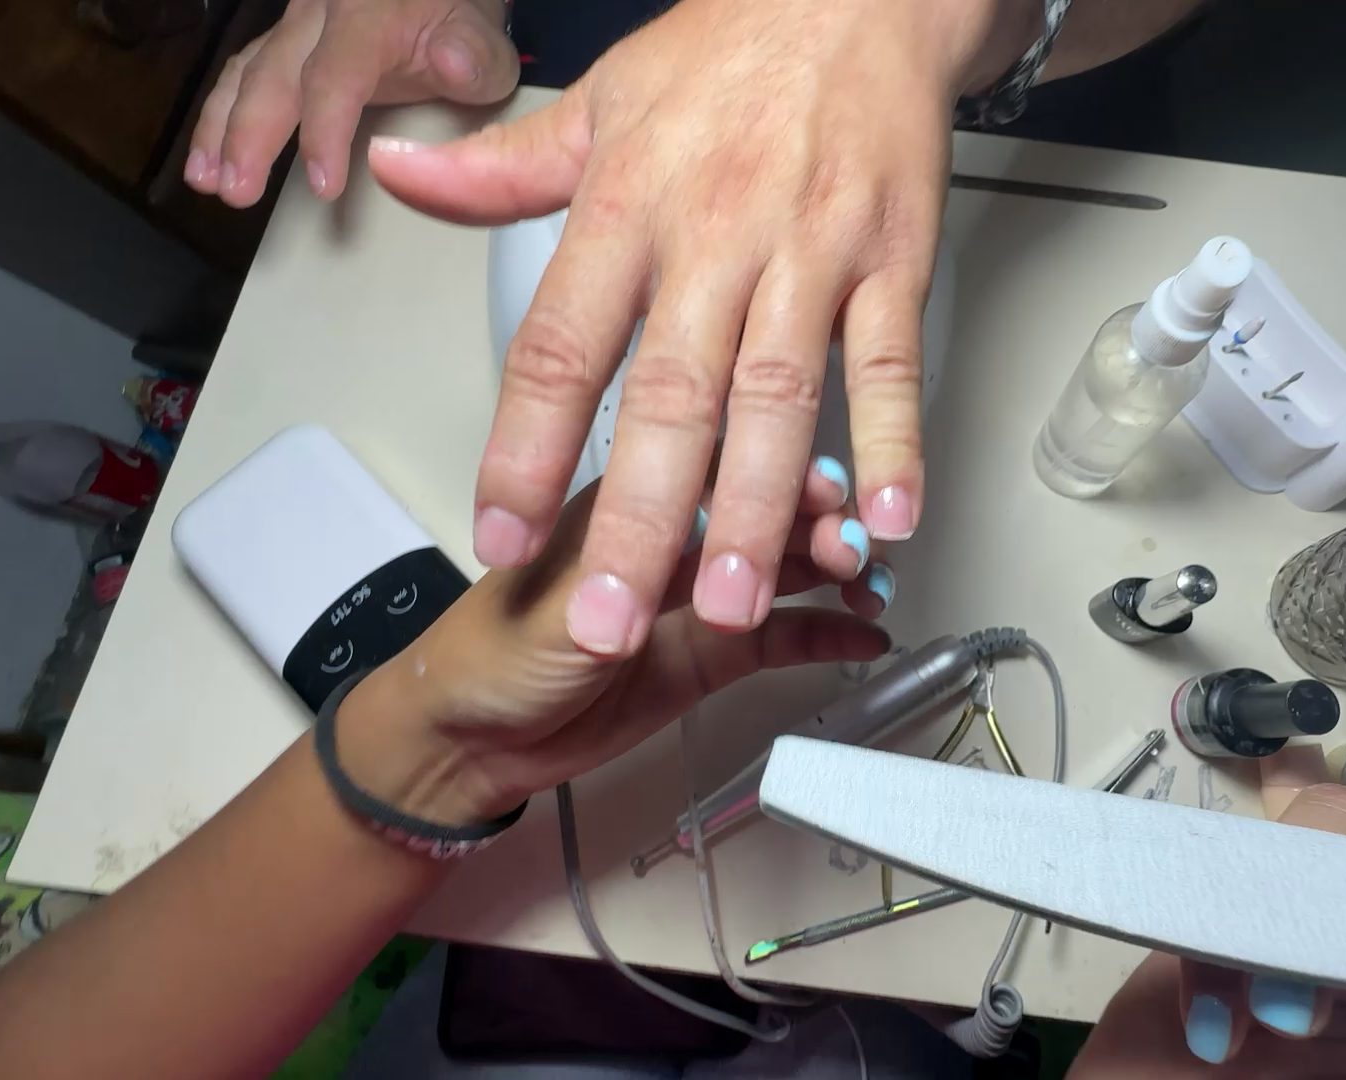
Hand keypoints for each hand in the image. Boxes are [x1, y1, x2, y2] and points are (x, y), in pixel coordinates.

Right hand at [184, 0, 517, 206]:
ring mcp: (298, 28)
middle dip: (249, 137)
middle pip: (273, 77)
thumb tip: (452, 63)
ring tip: (209, 180)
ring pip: (248, 75)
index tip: (322, 184)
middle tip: (237, 192)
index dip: (323, 131)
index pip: (333, 77)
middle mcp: (317, 15)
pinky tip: (212, 154)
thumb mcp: (484, 44)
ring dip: (222, 130)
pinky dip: (225, 115)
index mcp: (365, 18)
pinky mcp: (291, 44)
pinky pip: (248, 76)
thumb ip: (472, 58)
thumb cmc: (464, 26)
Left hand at [337, 457, 892, 824]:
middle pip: (765, 514)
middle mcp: (680, 537)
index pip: (718, 469)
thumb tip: (707, 562)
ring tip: (872, 585)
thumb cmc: (489, 657)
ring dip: (834, 571)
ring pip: (787, 569)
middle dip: (817, 522)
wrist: (474, 742)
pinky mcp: (720, 650)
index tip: (827, 489)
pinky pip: (786, 637)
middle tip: (855, 545)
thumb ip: (627, 583)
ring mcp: (706, 594)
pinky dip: (827, 634)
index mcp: (633, 500)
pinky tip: (867, 634)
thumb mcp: (547, 614)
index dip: (777, 474)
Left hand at [367, 0, 1014, 653]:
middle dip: (641, 523)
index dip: (523, 451)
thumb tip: (404, 179)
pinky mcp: (893, 266)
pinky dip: (891, 445)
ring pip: (775, 399)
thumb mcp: (603, 99)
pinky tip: (888, 519)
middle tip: (616, 621)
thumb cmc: (732, 52)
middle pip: (668, 401)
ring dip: (758, 510)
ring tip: (739, 604)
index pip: (558, 347)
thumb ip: (508, 164)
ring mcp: (811, 256)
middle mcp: (714, 240)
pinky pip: (889, 367)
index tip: (503, 541)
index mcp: (629, 206)